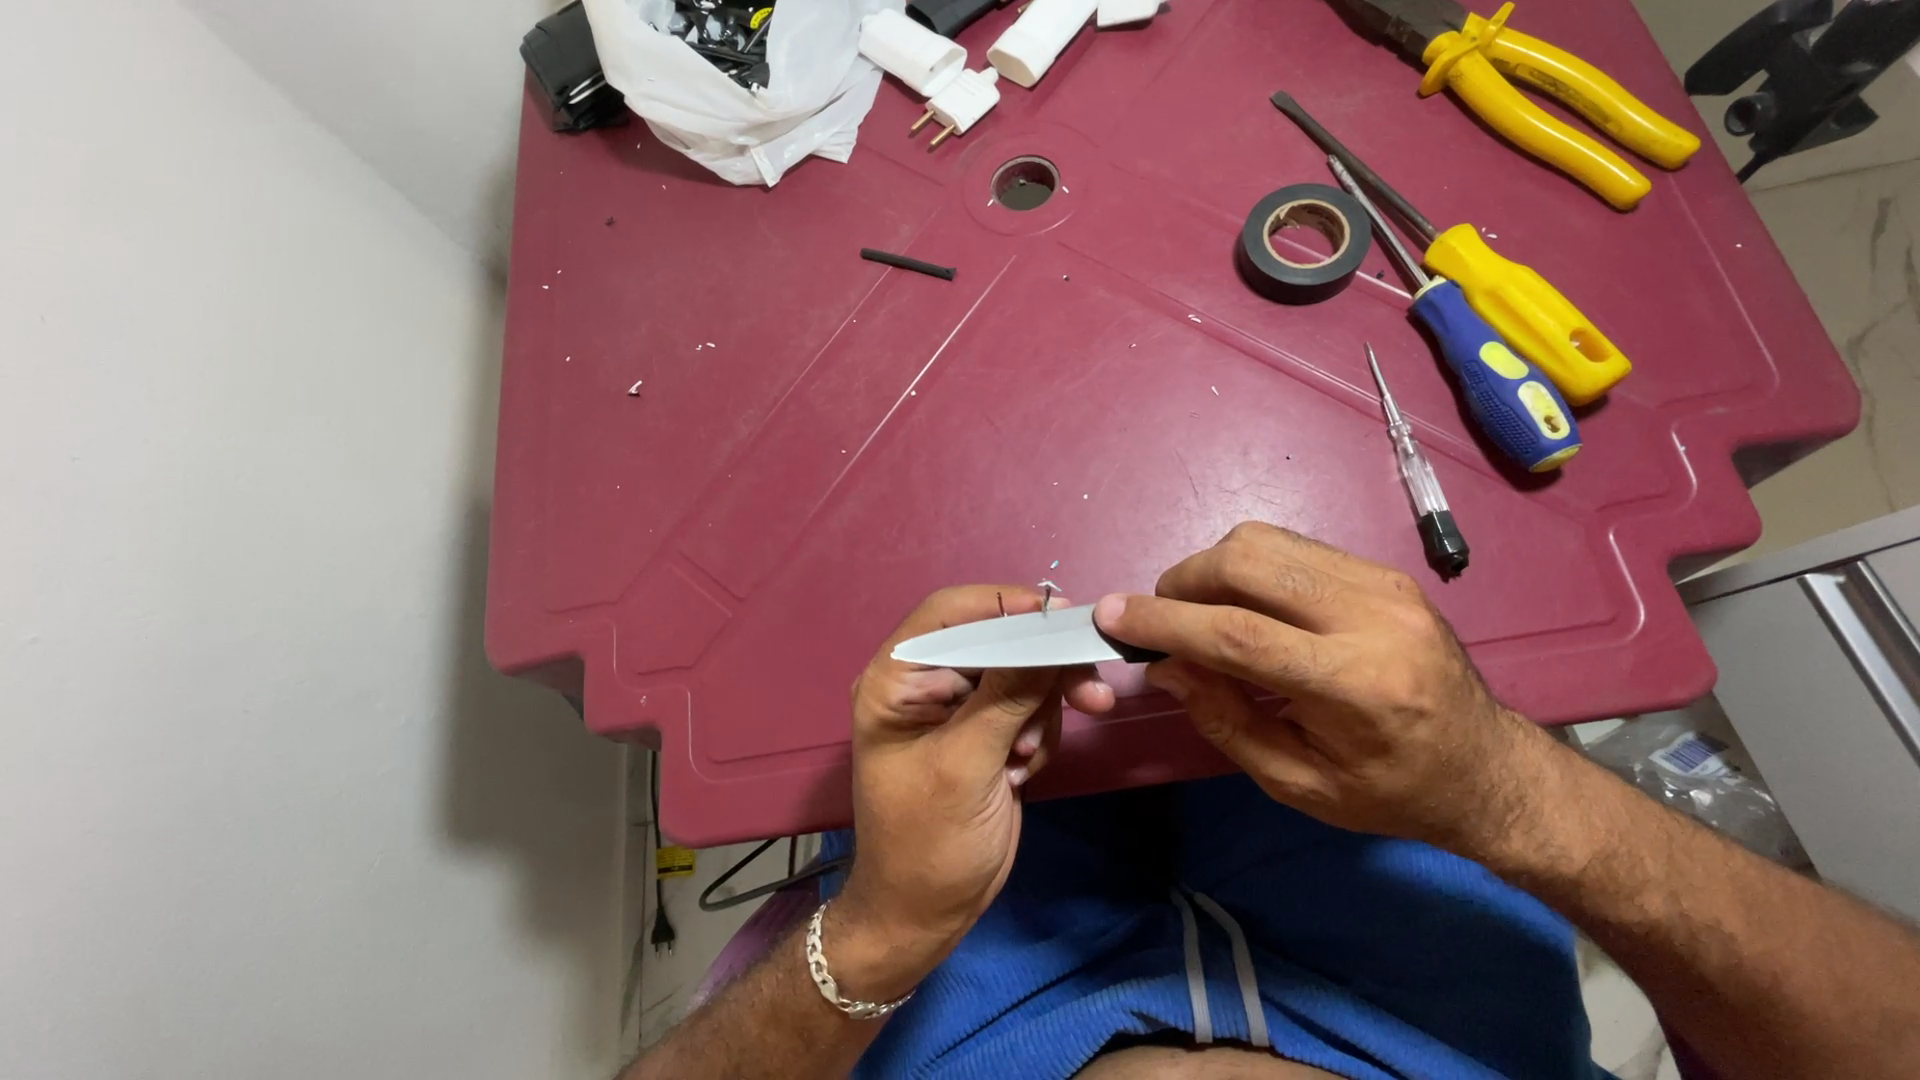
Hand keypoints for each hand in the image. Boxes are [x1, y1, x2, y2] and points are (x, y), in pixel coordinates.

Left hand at [832, 586, 1114, 999]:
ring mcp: (959, 709)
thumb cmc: (928, 842)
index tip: (1060, 616)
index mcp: (896, 680)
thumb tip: (1048, 637)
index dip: (1003, 604)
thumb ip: (1006, 698)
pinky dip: (1040, 734)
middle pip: (997, 640)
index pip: (948, 614)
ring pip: (1022, 674)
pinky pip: (1030, 708)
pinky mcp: (988, 734)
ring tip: (1029, 760)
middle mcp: (925, 683)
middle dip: (1042, 668)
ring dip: (1043, 711)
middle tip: (1093, 695)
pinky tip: (1024, 773)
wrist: (927, 914)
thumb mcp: (965, 766)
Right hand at [1092, 522, 1551, 853]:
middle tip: (1159, 618)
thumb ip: (1223, 719)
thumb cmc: (1390, 792)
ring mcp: (1383, 583)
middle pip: (1246, 563)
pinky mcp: (1383, 570)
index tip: (1111, 615)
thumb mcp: (1297, 783)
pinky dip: (1245, 566)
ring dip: (1209, 568)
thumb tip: (1165, 666)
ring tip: (1198, 610)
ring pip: (1264, 540)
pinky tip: (1243, 603)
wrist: (1488, 767)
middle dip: (1181, 583)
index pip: (1237, 634)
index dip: (1164, 621)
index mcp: (1356, 687)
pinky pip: (1290, 545)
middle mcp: (1373, 617)